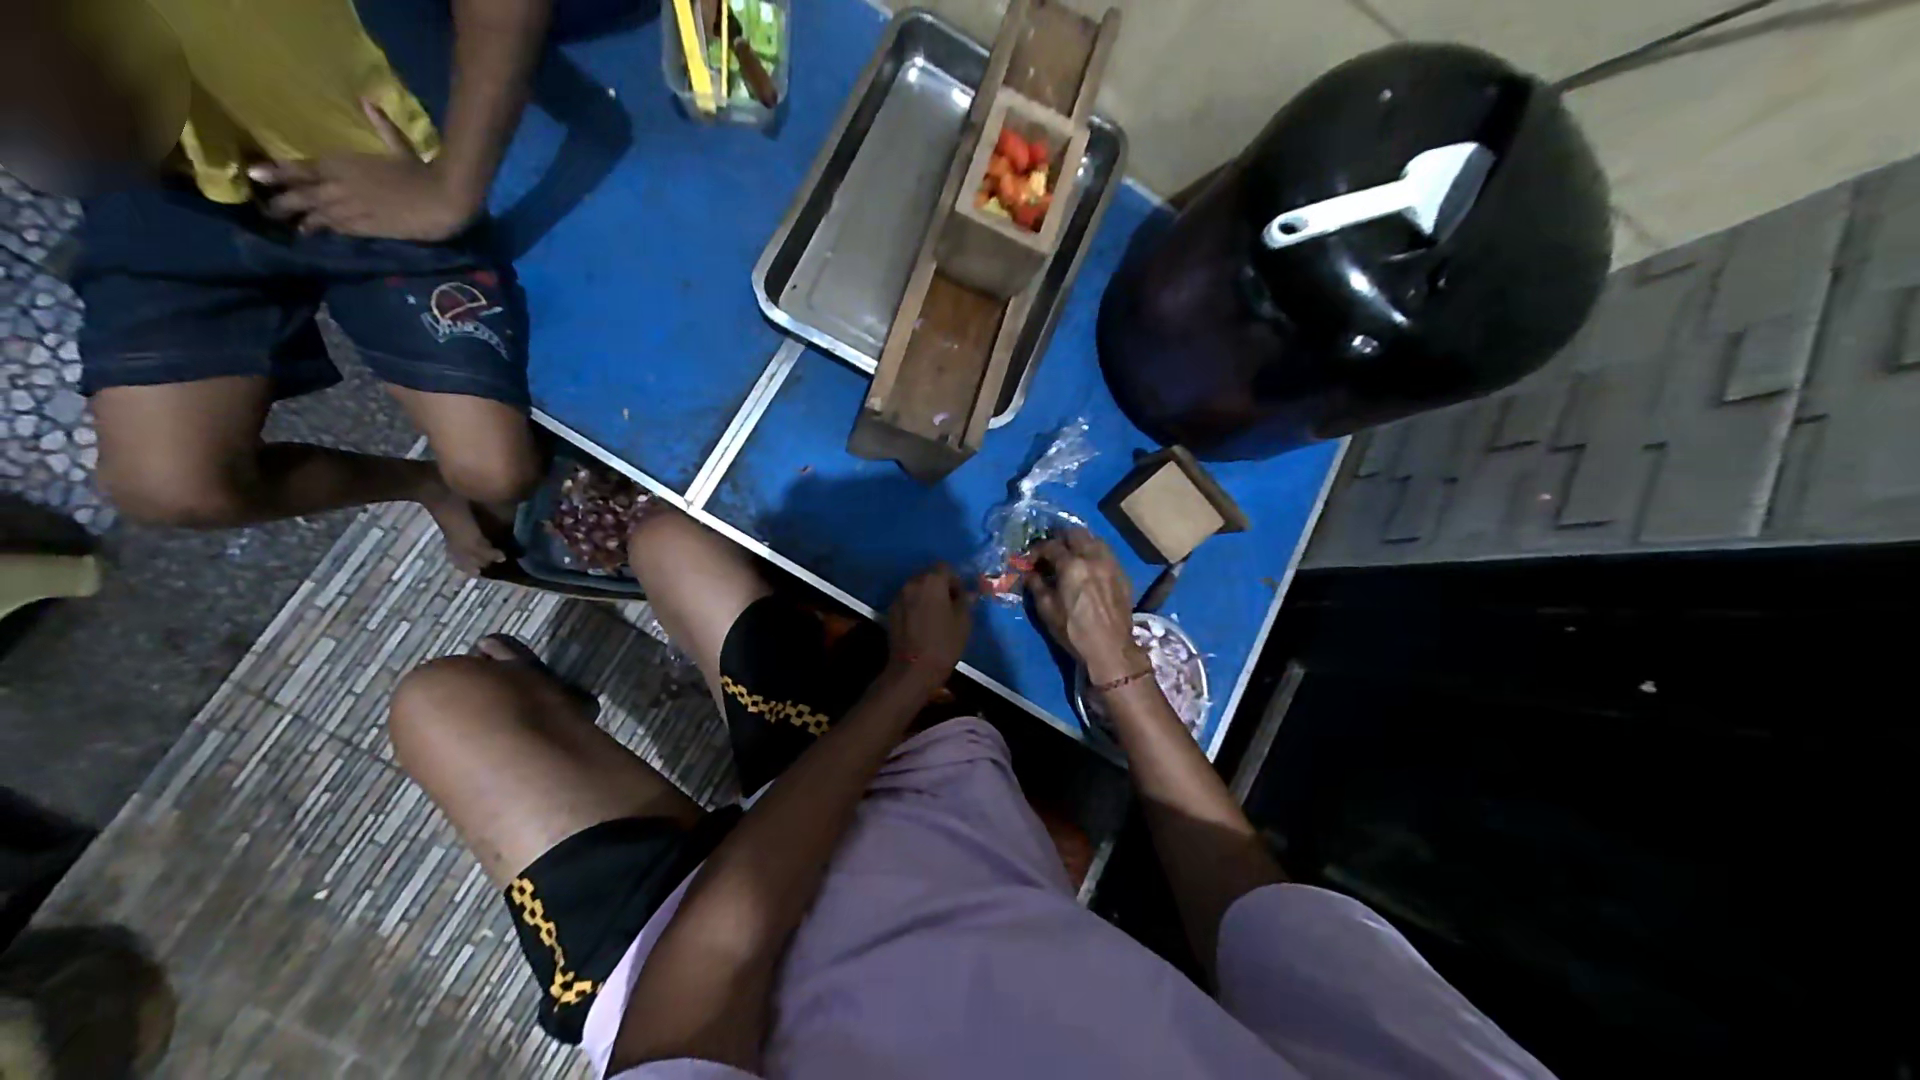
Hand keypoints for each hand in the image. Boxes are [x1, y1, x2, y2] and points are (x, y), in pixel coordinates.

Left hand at [250, 100, 482, 240]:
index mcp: (343, 165)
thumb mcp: (403, 149)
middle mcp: (340, 187)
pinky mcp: (370, 228)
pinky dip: (329, 229)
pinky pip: (341, 228)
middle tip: (269, 209)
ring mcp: (353, 209)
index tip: (255, 174)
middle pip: (303, 195)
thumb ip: (384, 128)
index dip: (277, 172)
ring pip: (318, 214)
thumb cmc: (424, 174)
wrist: (443, 202)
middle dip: (284, 201)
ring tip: (292, 225)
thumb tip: (369, 102)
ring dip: (303, 220)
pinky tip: (320, 232)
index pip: (301, 169)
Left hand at [884, 564, 973, 690]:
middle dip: (940, 586)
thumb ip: (965, 601)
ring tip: (936, 615)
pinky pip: (907, 601)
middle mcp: (912, 583)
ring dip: (927, 596)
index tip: (961, 597)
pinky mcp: (891, 611)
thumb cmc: (944, 643)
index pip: (945, 568)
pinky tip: (922, 623)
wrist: (913, 669)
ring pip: (917, 588)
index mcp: (932, 581)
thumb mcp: (963, 622)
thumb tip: (968, 593)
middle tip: (950, 605)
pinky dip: (916, 605)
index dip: (955, 580)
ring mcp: (899, 597)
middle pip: (929, 576)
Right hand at [1025, 528, 1144, 683]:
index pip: (1051, 546)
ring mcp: (1111, 564)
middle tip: (1051, 550)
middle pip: (1076, 534)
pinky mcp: (1122, 574)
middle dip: (1060, 538)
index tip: (1031, 559)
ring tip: (1071, 554)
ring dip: (1080, 542)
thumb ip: (1036, 585)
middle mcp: (1093, 558)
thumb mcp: (1047, 610)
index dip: (1037, 549)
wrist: (1110, 648)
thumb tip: (1029, 573)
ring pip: (1094, 539)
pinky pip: (1106, 553)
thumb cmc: (1074, 631)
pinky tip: (1088, 565)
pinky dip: (1094, 552)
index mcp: (1072, 565)